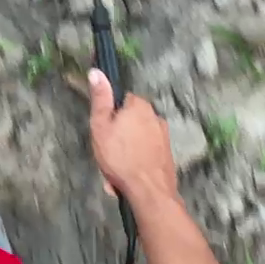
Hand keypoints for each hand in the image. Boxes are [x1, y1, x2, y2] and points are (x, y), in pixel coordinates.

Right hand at [88, 69, 178, 208]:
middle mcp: (156, 116)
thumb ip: (100, 99)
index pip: (121, 101)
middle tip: (107, 154)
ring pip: (137, 140)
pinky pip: (146, 154)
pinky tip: (128, 178)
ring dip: (126, 152)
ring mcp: (164, 137)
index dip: (110, 116)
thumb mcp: (101, 125)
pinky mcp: (167, 156)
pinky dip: (137, 162)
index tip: (104, 132)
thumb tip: (97, 72)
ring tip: (115, 172)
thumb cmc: (120, 156)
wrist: (149, 192)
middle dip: (119, 137)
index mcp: (139, 105)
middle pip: (130, 121)